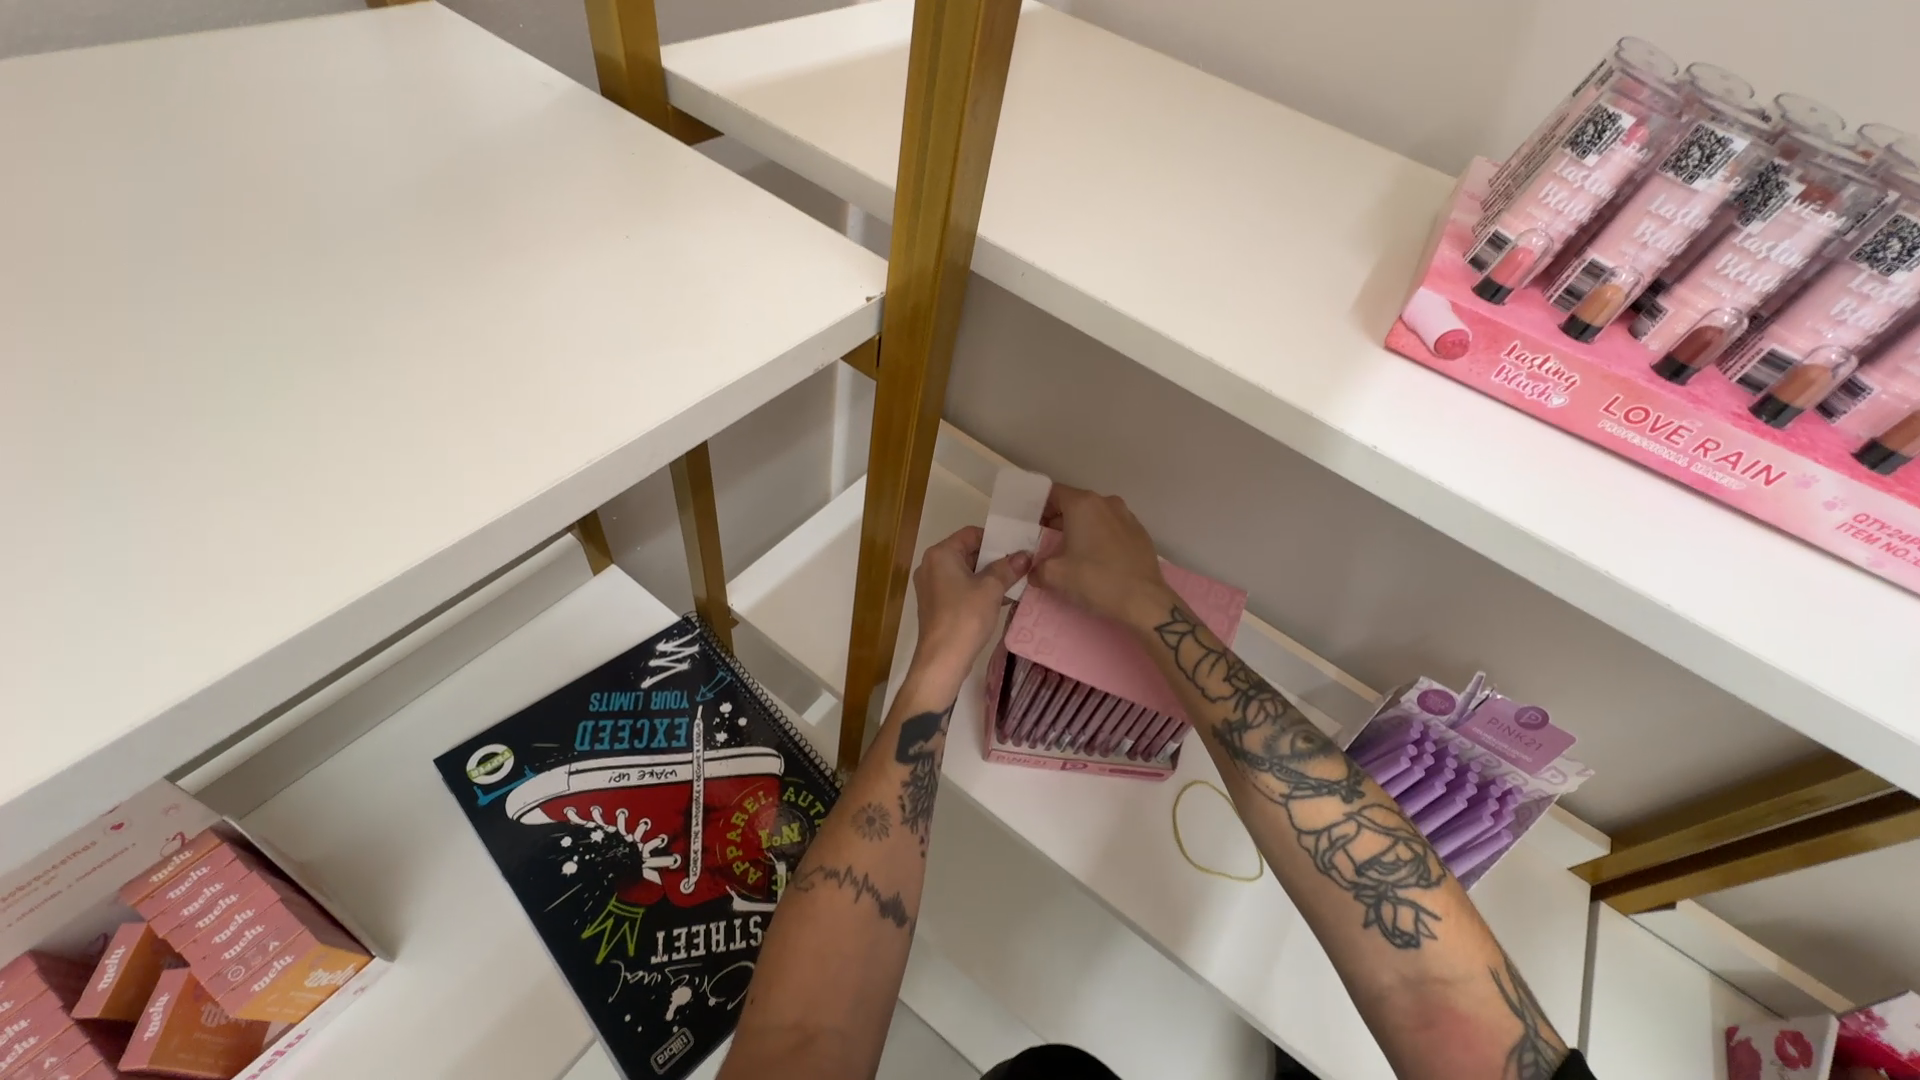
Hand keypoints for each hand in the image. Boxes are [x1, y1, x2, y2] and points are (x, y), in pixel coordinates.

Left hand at [909, 526, 1030, 684]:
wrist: (942, 658)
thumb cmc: (966, 617)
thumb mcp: (991, 589)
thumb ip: (1008, 568)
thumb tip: (1024, 556)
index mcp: (941, 554)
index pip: (971, 534)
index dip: (995, 538)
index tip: (1016, 548)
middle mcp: (931, 566)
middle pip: (967, 552)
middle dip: (993, 559)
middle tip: (1019, 565)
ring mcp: (930, 586)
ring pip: (964, 572)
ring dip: (988, 576)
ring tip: (1014, 582)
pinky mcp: (934, 605)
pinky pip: (959, 589)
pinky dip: (977, 590)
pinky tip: (999, 600)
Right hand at [1030, 485, 1172, 624]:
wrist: (1143, 600)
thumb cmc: (1095, 580)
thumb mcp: (1054, 576)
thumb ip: (1036, 568)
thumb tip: (1034, 571)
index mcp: (1083, 504)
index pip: (1053, 493)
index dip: (1039, 508)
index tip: (1032, 527)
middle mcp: (1106, 502)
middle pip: (1074, 503)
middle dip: (1059, 520)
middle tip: (1047, 542)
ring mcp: (1127, 516)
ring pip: (1095, 515)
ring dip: (1081, 528)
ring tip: (1073, 552)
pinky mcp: (1140, 532)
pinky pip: (1112, 528)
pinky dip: (1101, 537)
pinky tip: (1098, 559)